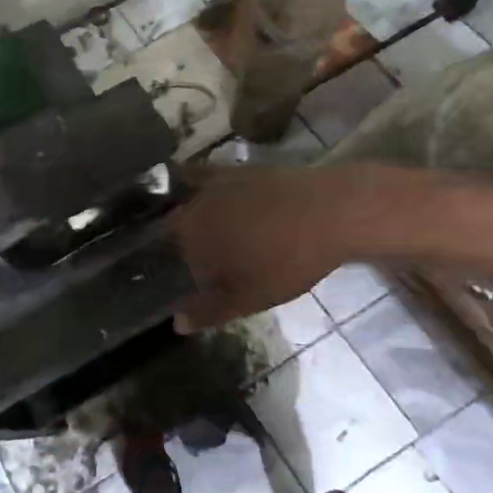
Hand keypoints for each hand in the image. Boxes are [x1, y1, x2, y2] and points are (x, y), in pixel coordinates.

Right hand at [171, 166, 361, 331]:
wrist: (334, 211)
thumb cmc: (288, 260)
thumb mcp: (249, 296)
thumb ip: (209, 311)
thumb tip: (176, 323)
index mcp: (188, 234)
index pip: (158, 251)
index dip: (161, 267)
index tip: (168, 280)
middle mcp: (193, 203)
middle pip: (170, 224)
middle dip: (172, 243)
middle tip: (187, 261)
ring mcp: (216, 181)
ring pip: (186, 200)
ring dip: (183, 214)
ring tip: (197, 233)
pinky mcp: (239, 168)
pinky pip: (208, 178)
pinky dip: (201, 187)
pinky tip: (212, 199)